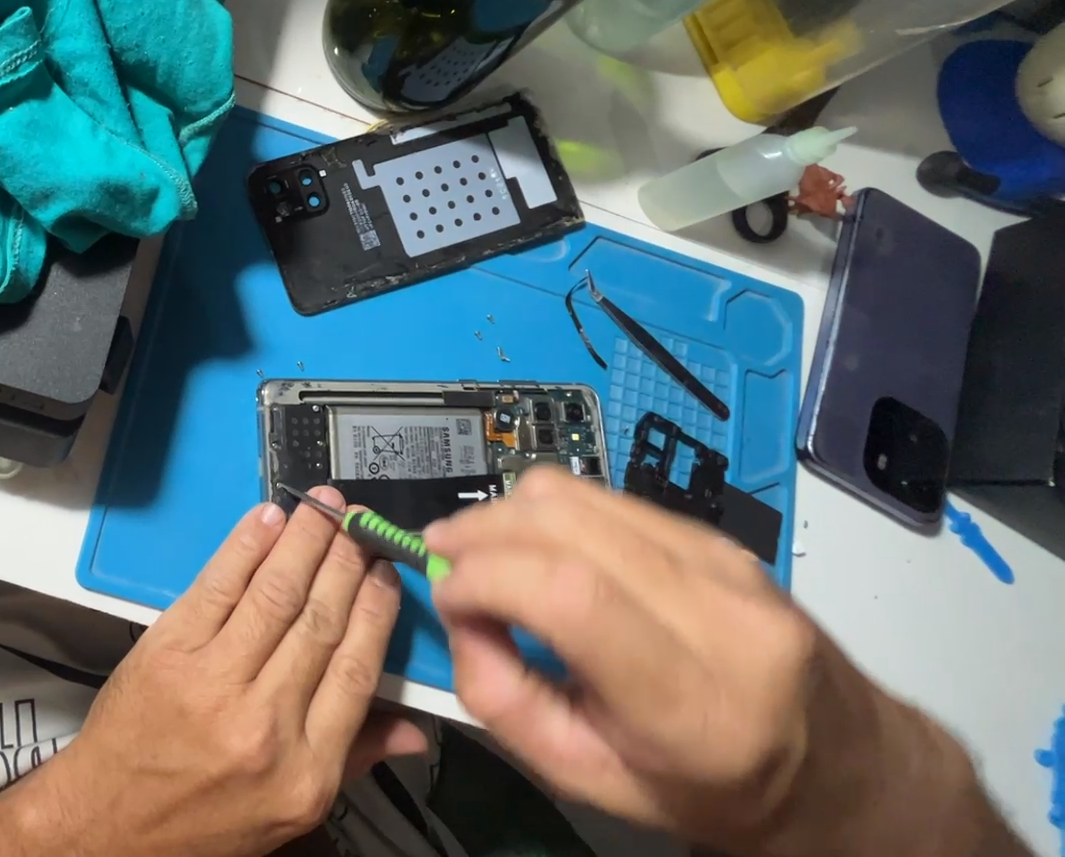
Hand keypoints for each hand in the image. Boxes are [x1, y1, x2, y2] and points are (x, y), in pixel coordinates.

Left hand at [33, 487, 429, 856]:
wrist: (110, 821)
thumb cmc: (205, 819)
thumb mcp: (289, 810)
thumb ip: (353, 758)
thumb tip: (417, 729)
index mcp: (307, 767)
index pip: (356, 670)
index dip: (375, 611)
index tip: (387, 572)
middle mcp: (266, 719)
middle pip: (318, 622)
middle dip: (345, 562)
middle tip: (360, 521)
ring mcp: (213, 678)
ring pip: (273, 595)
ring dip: (303, 542)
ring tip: (323, 506)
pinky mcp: (169, 648)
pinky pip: (217, 586)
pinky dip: (245, 547)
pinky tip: (268, 519)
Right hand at [423, 467, 1011, 856]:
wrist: (840, 768)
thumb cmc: (703, 787)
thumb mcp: (586, 778)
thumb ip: (501, 698)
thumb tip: (461, 613)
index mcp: (693, 705)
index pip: (570, 596)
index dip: (486, 578)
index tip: (447, 594)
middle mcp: (719, 617)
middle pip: (564, 525)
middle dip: (478, 530)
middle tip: (441, 554)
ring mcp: (723, 564)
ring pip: (575, 495)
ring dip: (503, 511)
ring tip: (477, 545)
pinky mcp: (714, 536)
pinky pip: (600, 497)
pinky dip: (543, 512)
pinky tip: (533, 544)